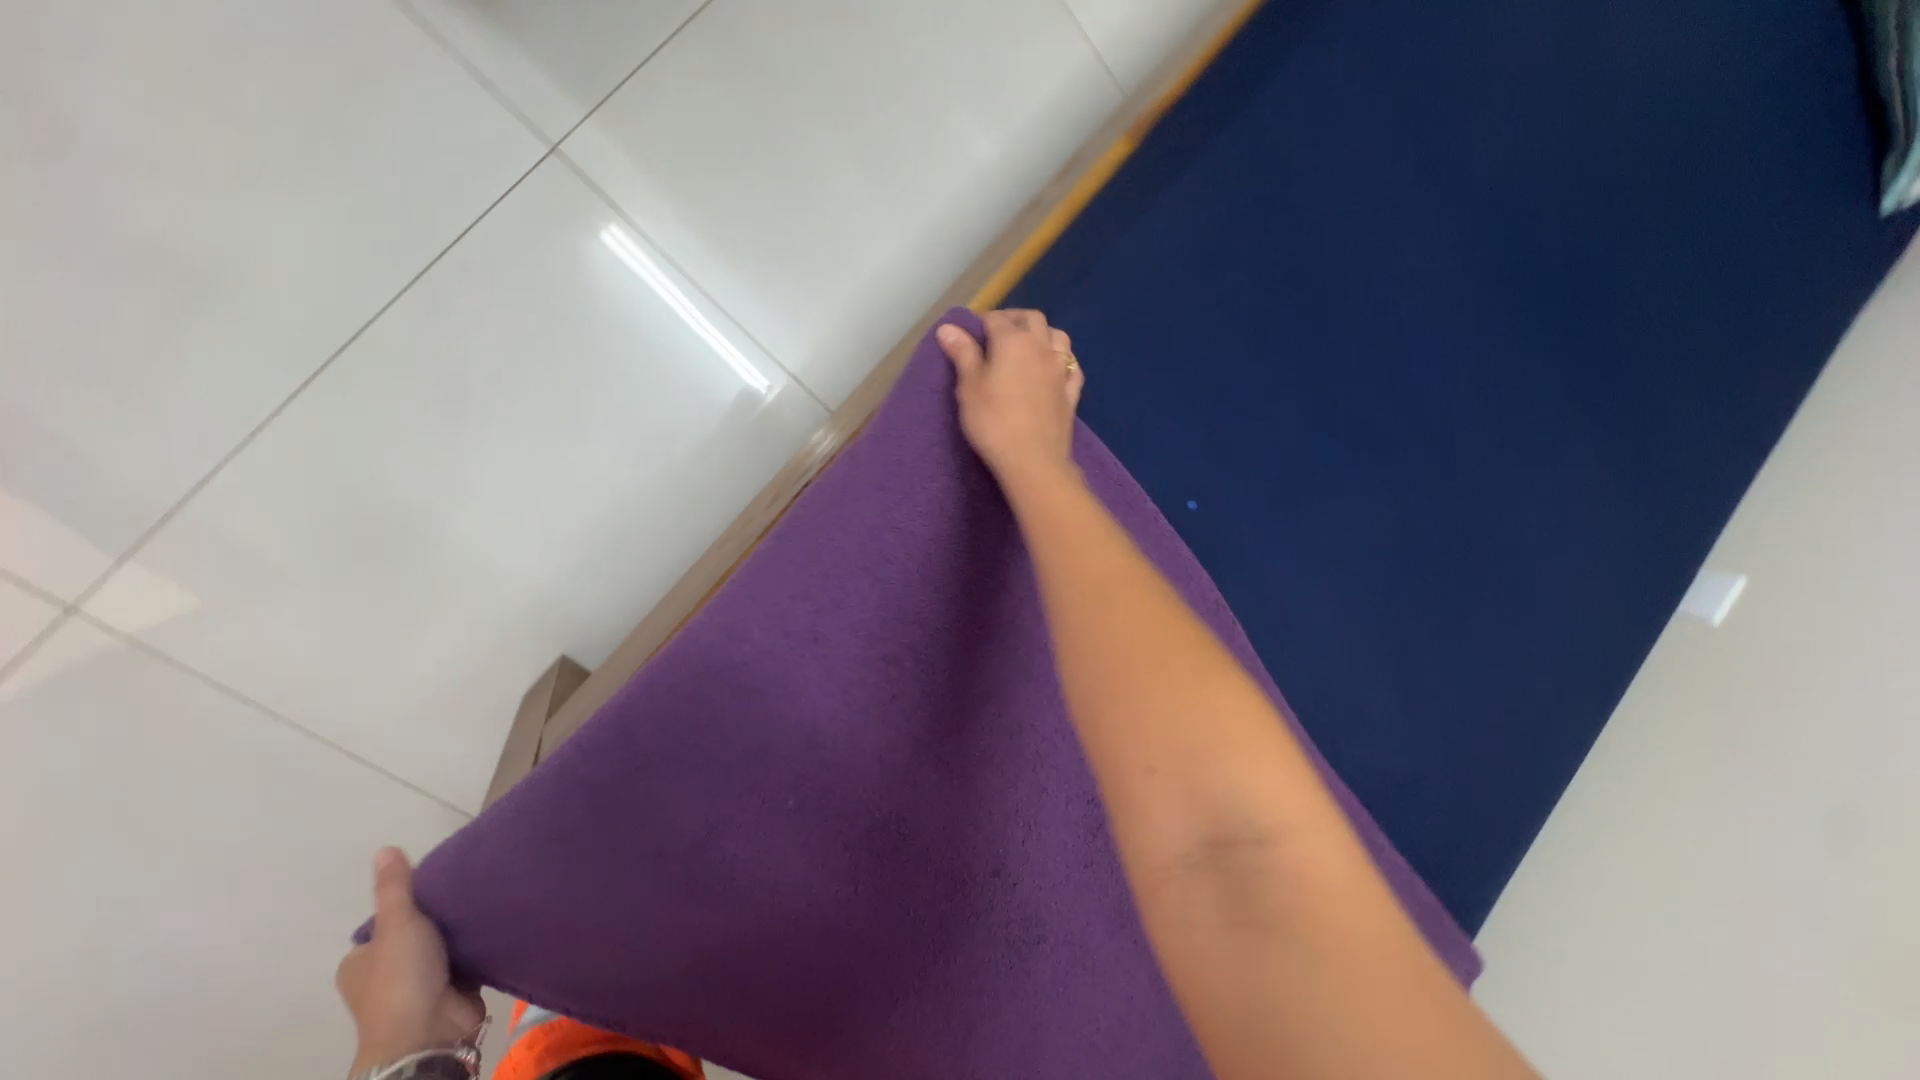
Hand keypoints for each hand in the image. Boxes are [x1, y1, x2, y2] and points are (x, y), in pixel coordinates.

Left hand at [337, 848, 484, 1074]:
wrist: (430, 1030)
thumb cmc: (402, 977)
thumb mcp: (396, 923)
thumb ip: (395, 888)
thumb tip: (384, 848)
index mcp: (360, 963)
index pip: (383, 925)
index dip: (407, 905)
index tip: (436, 885)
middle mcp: (384, 976)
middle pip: (415, 935)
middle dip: (438, 918)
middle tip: (467, 888)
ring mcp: (419, 987)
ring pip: (444, 948)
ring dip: (462, 933)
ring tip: (488, 898)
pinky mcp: (452, 993)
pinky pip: (468, 962)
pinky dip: (480, 948)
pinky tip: (498, 924)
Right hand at [937, 309, 1084, 486]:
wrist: (1032, 460)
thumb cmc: (993, 421)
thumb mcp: (969, 387)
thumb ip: (962, 354)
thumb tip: (948, 327)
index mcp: (1013, 341)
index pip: (995, 319)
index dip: (981, 322)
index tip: (970, 334)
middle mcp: (1041, 347)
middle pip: (1032, 319)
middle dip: (1014, 319)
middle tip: (998, 333)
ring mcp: (1061, 370)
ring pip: (1058, 337)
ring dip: (1043, 334)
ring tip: (1028, 345)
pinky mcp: (1072, 393)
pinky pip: (1072, 366)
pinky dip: (1063, 360)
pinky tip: (1055, 369)